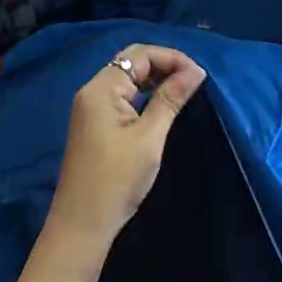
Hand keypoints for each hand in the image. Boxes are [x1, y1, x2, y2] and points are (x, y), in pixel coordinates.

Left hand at [48, 44, 206, 246]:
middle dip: (164, 64)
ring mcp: (92, 107)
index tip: (199, 75)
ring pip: (128, 77)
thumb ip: (171, 99)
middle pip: (131, 62)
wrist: (82, 226)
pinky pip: (123, 94)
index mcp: (101, 89)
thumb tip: (196, 71)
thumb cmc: (117, 179)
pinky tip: (163, 103)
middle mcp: (93, 91)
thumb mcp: (149, 137)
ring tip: (183, 90)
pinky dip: (145, 92)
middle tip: (193, 80)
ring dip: (156, 78)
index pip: (139, 55)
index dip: (171, 58)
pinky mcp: (96, 123)